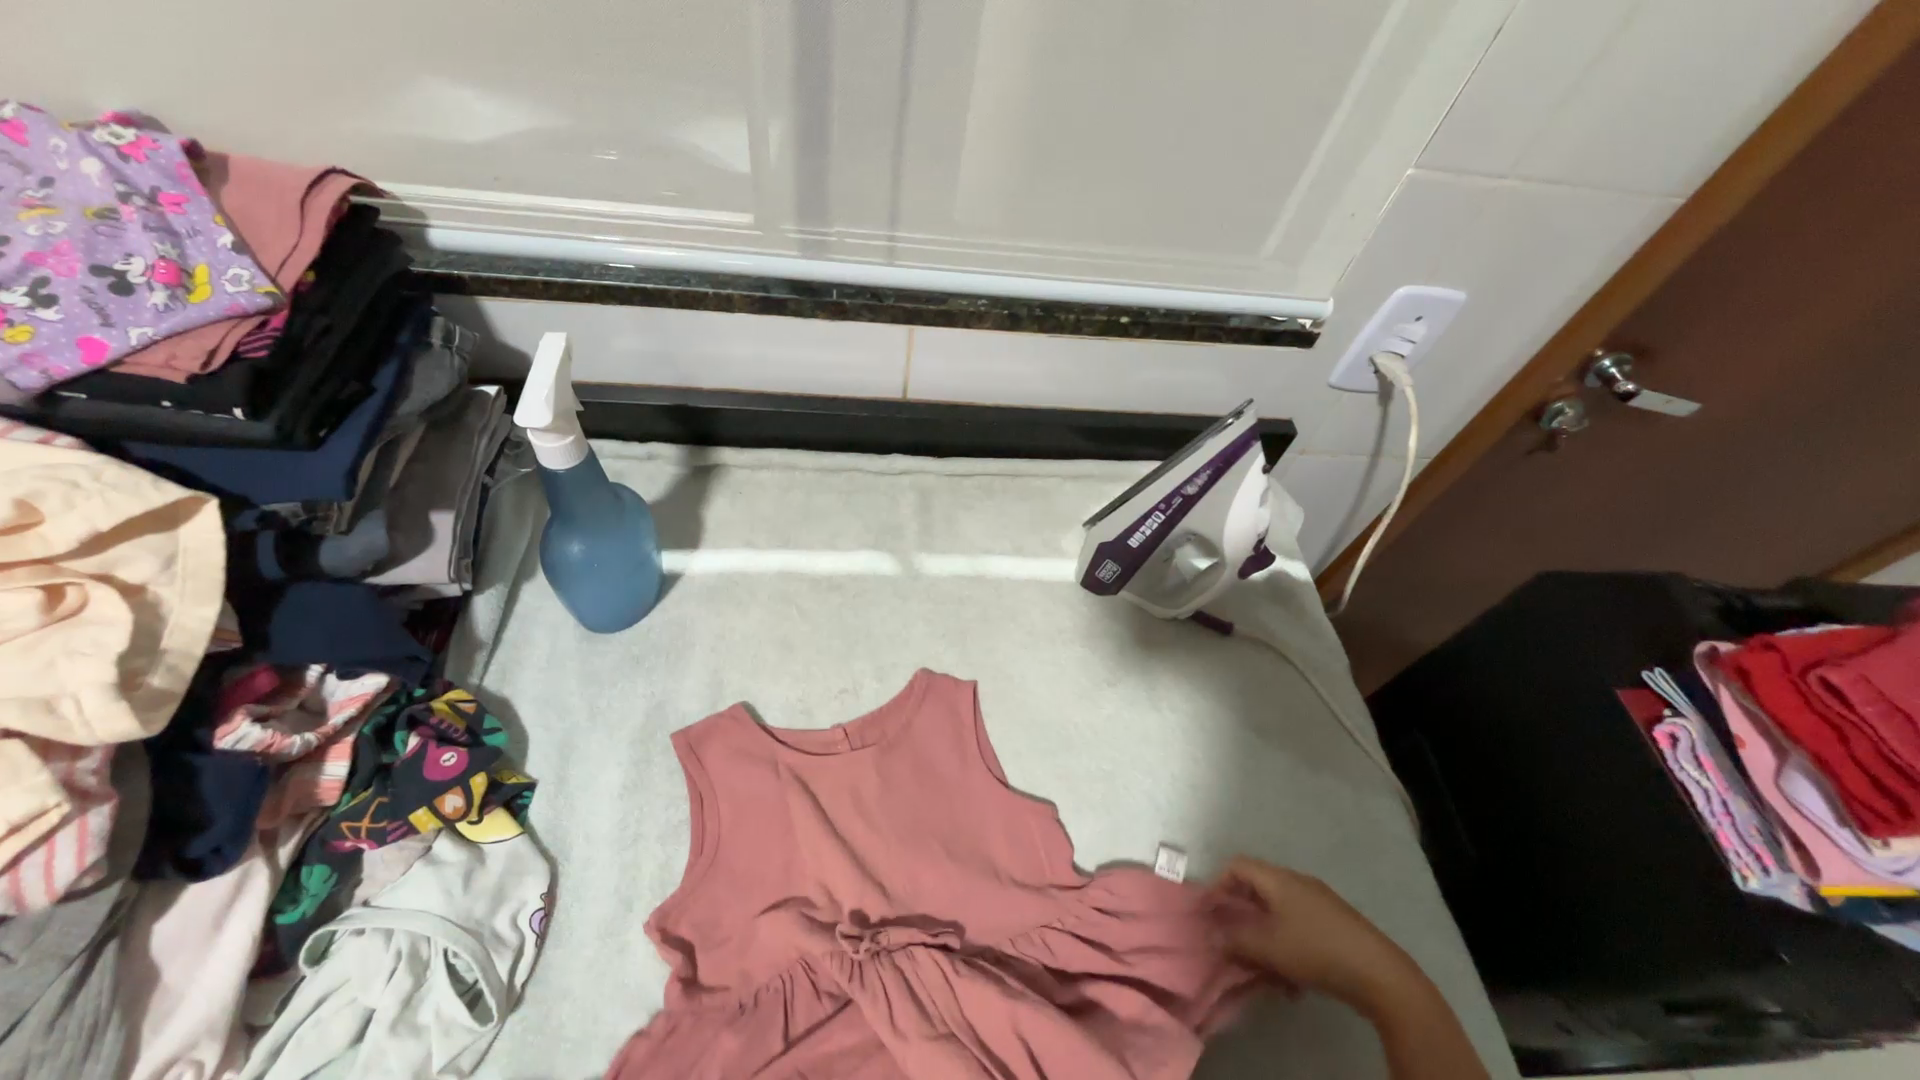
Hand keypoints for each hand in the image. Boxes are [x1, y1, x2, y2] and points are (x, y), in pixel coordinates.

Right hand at [1208, 857, 1419, 1015]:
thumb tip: (1211, 934)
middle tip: (1231, 944)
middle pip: (1257, 890)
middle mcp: (1298, 883)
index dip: (1217, 885)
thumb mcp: (1267, 947)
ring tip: (1261, 971)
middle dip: (1240, 918)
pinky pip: (1297, 928)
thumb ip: (1234, 939)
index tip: (1210, 914)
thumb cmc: (1315, 950)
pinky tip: (1291, 982)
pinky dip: (1286, 948)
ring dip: (1264, 939)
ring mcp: (1319, 903)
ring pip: (1277, 914)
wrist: (1378, 973)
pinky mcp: (1334, 924)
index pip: (1237, 866)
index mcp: (1279, 879)